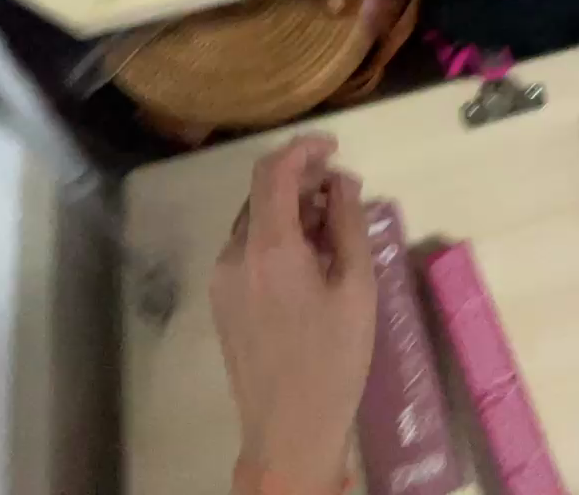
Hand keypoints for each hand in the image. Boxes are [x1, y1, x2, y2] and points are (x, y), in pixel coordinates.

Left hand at [211, 134, 376, 494]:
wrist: (289, 432)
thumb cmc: (334, 358)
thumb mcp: (356, 285)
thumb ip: (349, 222)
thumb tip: (342, 180)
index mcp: (269, 248)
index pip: (274, 171)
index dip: (304, 148)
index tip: (335, 146)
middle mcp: (235, 255)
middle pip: (264, 193)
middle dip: (304, 181)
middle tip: (345, 195)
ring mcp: (222, 279)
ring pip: (256, 219)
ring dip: (292, 209)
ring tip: (332, 231)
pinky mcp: (222, 299)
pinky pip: (249, 247)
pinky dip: (279, 235)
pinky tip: (308, 259)